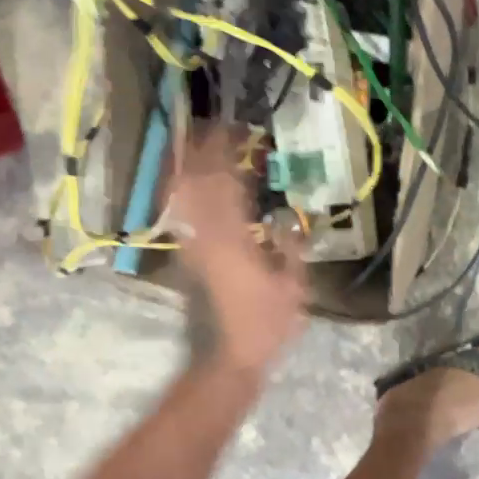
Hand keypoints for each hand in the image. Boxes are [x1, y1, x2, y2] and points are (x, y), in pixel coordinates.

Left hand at [171, 124, 306, 372]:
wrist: (232, 354)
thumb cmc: (268, 323)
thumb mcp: (293, 285)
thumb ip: (290, 247)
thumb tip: (290, 220)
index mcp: (235, 238)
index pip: (227, 183)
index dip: (227, 153)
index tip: (234, 128)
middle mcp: (208, 236)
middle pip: (198, 183)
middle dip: (203, 151)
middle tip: (212, 125)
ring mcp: (195, 247)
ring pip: (185, 196)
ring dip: (190, 167)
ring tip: (198, 143)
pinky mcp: (191, 257)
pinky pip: (185, 215)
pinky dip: (186, 192)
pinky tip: (191, 181)